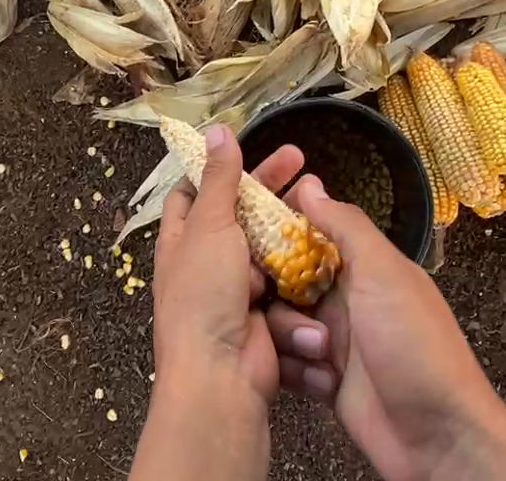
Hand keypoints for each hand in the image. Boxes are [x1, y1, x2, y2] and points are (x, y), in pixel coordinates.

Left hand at [130, 127, 302, 480]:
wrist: (220, 376)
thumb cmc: (204, 293)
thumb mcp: (210, 225)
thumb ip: (219, 178)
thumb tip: (215, 130)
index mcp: (182, 237)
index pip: (195, 191)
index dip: (219, 168)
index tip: (247, 146)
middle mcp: (207, 261)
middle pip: (242, 214)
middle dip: (271, 189)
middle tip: (304, 161)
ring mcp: (237, 289)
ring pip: (270, 248)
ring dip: (292, 234)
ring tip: (318, 206)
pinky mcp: (265, 316)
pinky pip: (286, 285)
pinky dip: (299, 276)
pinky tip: (323, 254)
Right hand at [266, 176, 505, 480]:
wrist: (439, 438)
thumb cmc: (415, 344)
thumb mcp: (383, 272)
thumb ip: (345, 225)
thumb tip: (310, 182)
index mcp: (361, 264)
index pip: (309, 231)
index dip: (278, 226)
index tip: (245, 225)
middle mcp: (345, 296)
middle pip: (286, 277)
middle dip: (272, 287)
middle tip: (264, 295)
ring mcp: (335, 340)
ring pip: (283, 321)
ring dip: (288, 334)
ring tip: (315, 352)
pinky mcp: (326, 379)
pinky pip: (290, 362)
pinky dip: (293, 369)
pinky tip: (313, 379)